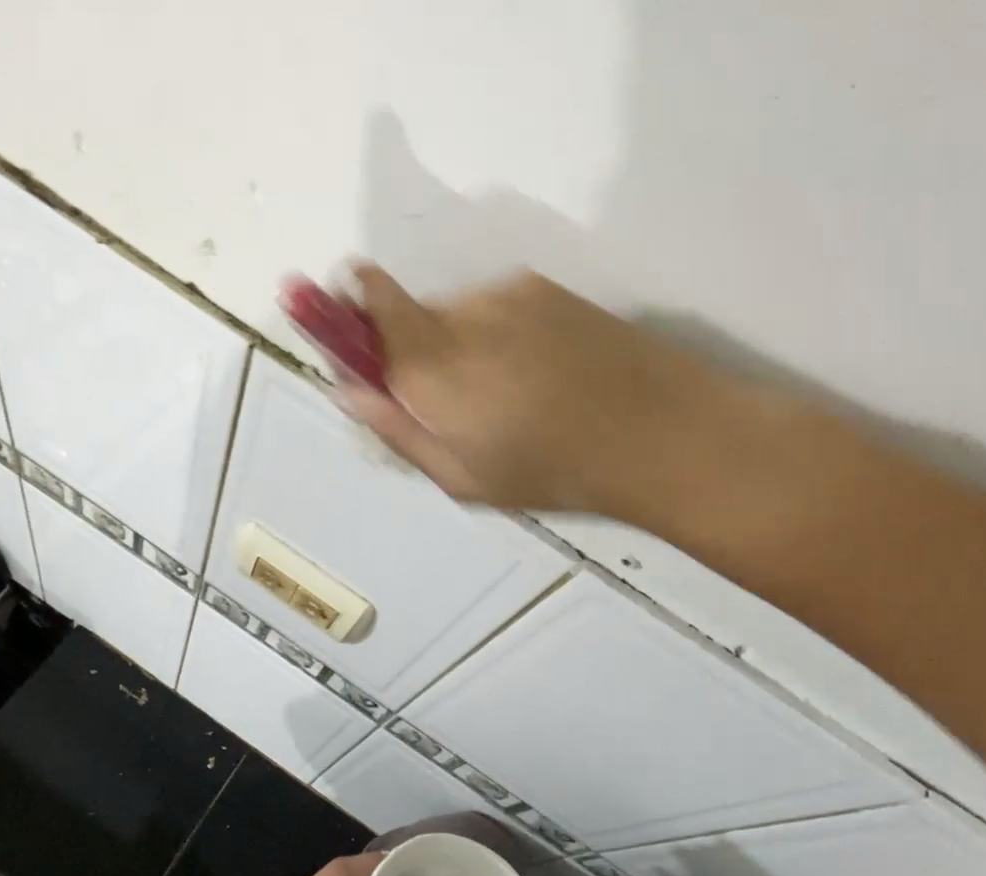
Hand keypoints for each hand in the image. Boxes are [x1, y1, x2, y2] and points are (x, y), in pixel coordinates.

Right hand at [339, 265, 745, 517]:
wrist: (661, 433)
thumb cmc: (551, 471)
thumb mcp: (462, 476)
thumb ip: (397, 429)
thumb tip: (347, 389)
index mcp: (436, 366)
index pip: (371, 306)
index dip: (342, 303)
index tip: (324, 307)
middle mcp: (465, 315)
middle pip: (409, 315)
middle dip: (409, 350)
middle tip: (443, 404)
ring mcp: (510, 295)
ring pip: (454, 314)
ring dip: (456, 347)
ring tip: (503, 398)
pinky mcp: (548, 290)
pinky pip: (495, 307)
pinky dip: (495, 336)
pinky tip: (533, 375)